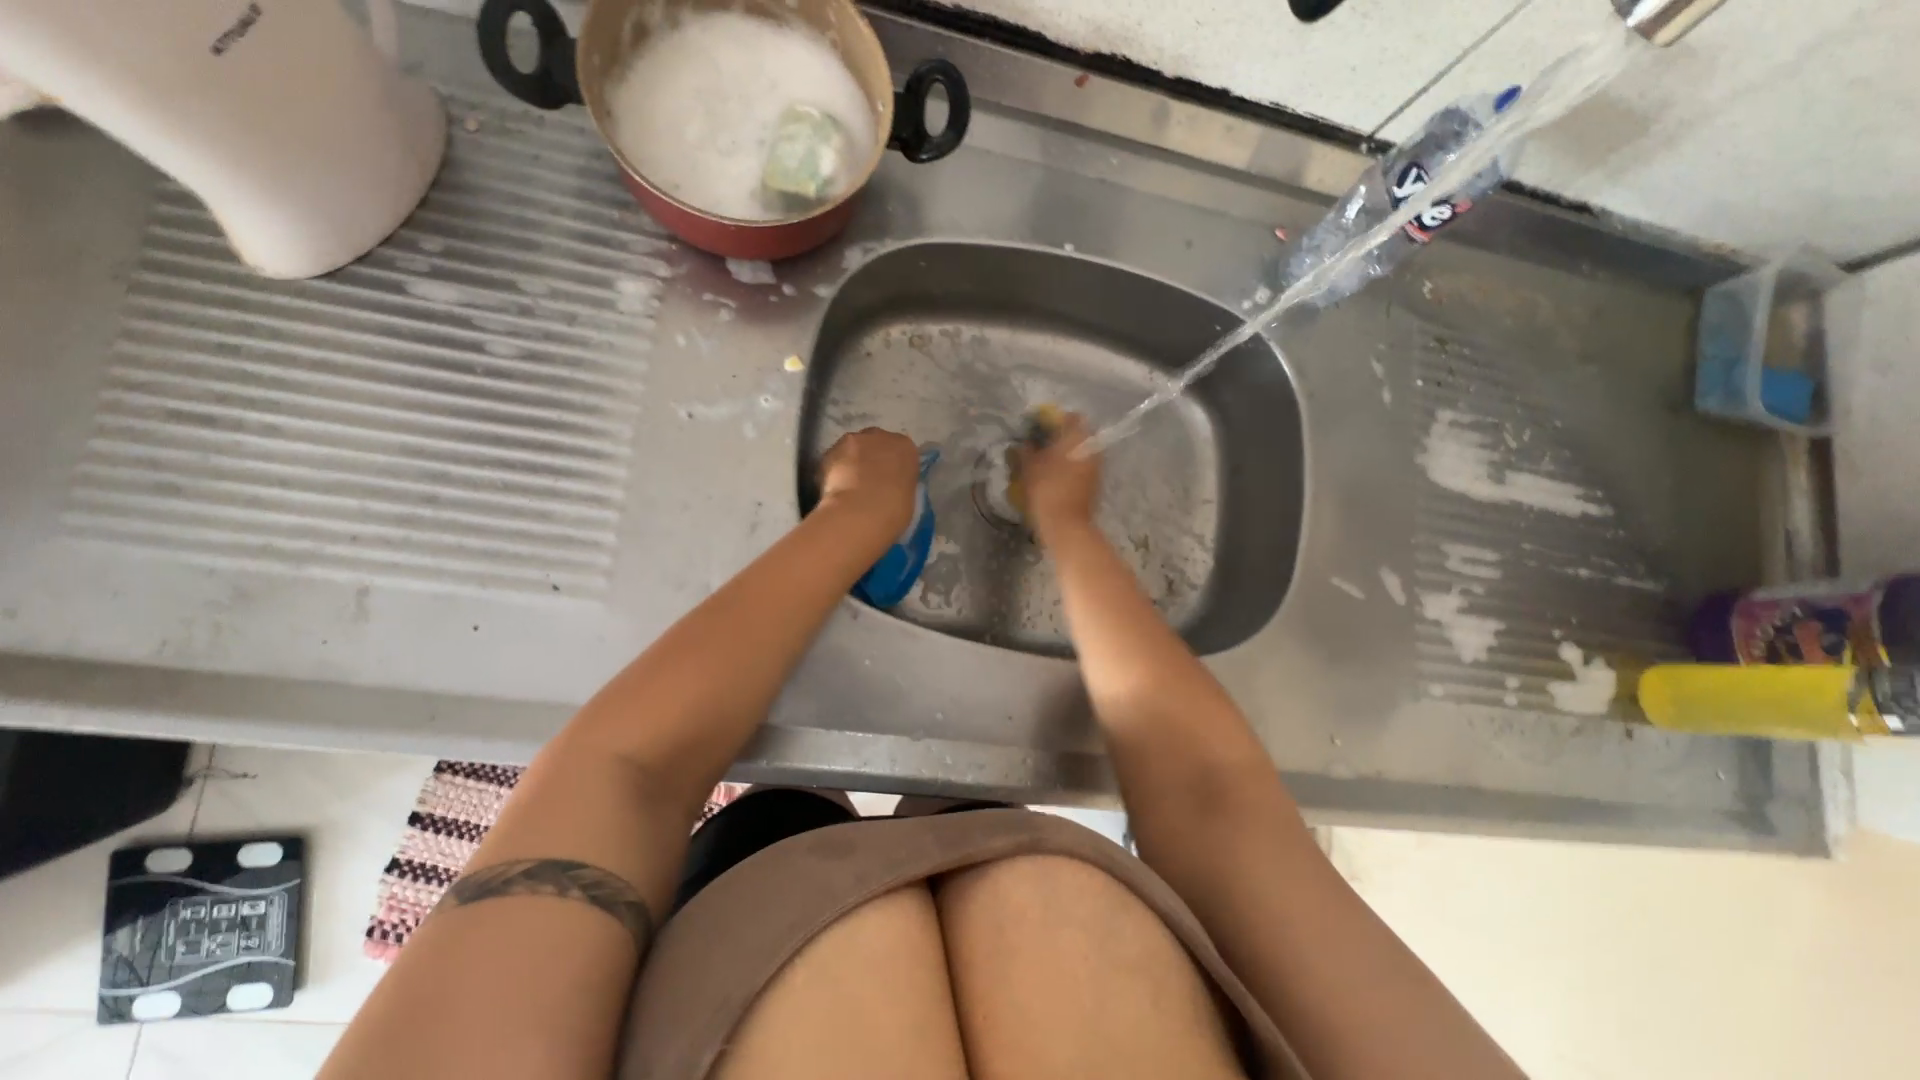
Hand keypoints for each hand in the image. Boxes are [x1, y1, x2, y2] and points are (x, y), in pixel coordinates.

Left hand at [817, 427, 920, 536]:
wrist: (861, 512)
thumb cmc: (894, 510)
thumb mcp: (907, 496)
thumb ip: (898, 483)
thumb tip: (888, 488)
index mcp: (905, 447)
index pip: (900, 451)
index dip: (892, 466)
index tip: (888, 482)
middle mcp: (880, 436)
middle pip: (874, 443)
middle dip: (870, 458)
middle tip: (867, 482)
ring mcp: (853, 440)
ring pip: (851, 449)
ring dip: (850, 462)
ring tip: (848, 487)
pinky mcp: (829, 451)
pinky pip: (833, 460)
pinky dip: (833, 471)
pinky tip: (834, 490)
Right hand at [1016, 412, 1099, 540]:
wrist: (1066, 526)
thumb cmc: (1046, 489)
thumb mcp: (1029, 467)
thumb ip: (1024, 451)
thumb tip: (1022, 443)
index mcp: (1078, 437)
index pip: (1071, 417)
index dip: (1054, 419)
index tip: (1039, 426)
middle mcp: (1092, 448)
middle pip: (1077, 435)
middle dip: (1060, 437)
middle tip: (1040, 444)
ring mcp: (1096, 467)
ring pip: (1079, 452)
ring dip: (1064, 454)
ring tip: (1044, 461)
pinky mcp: (1094, 484)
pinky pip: (1081, 467)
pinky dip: (1069, 468)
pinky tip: (1053, 476)